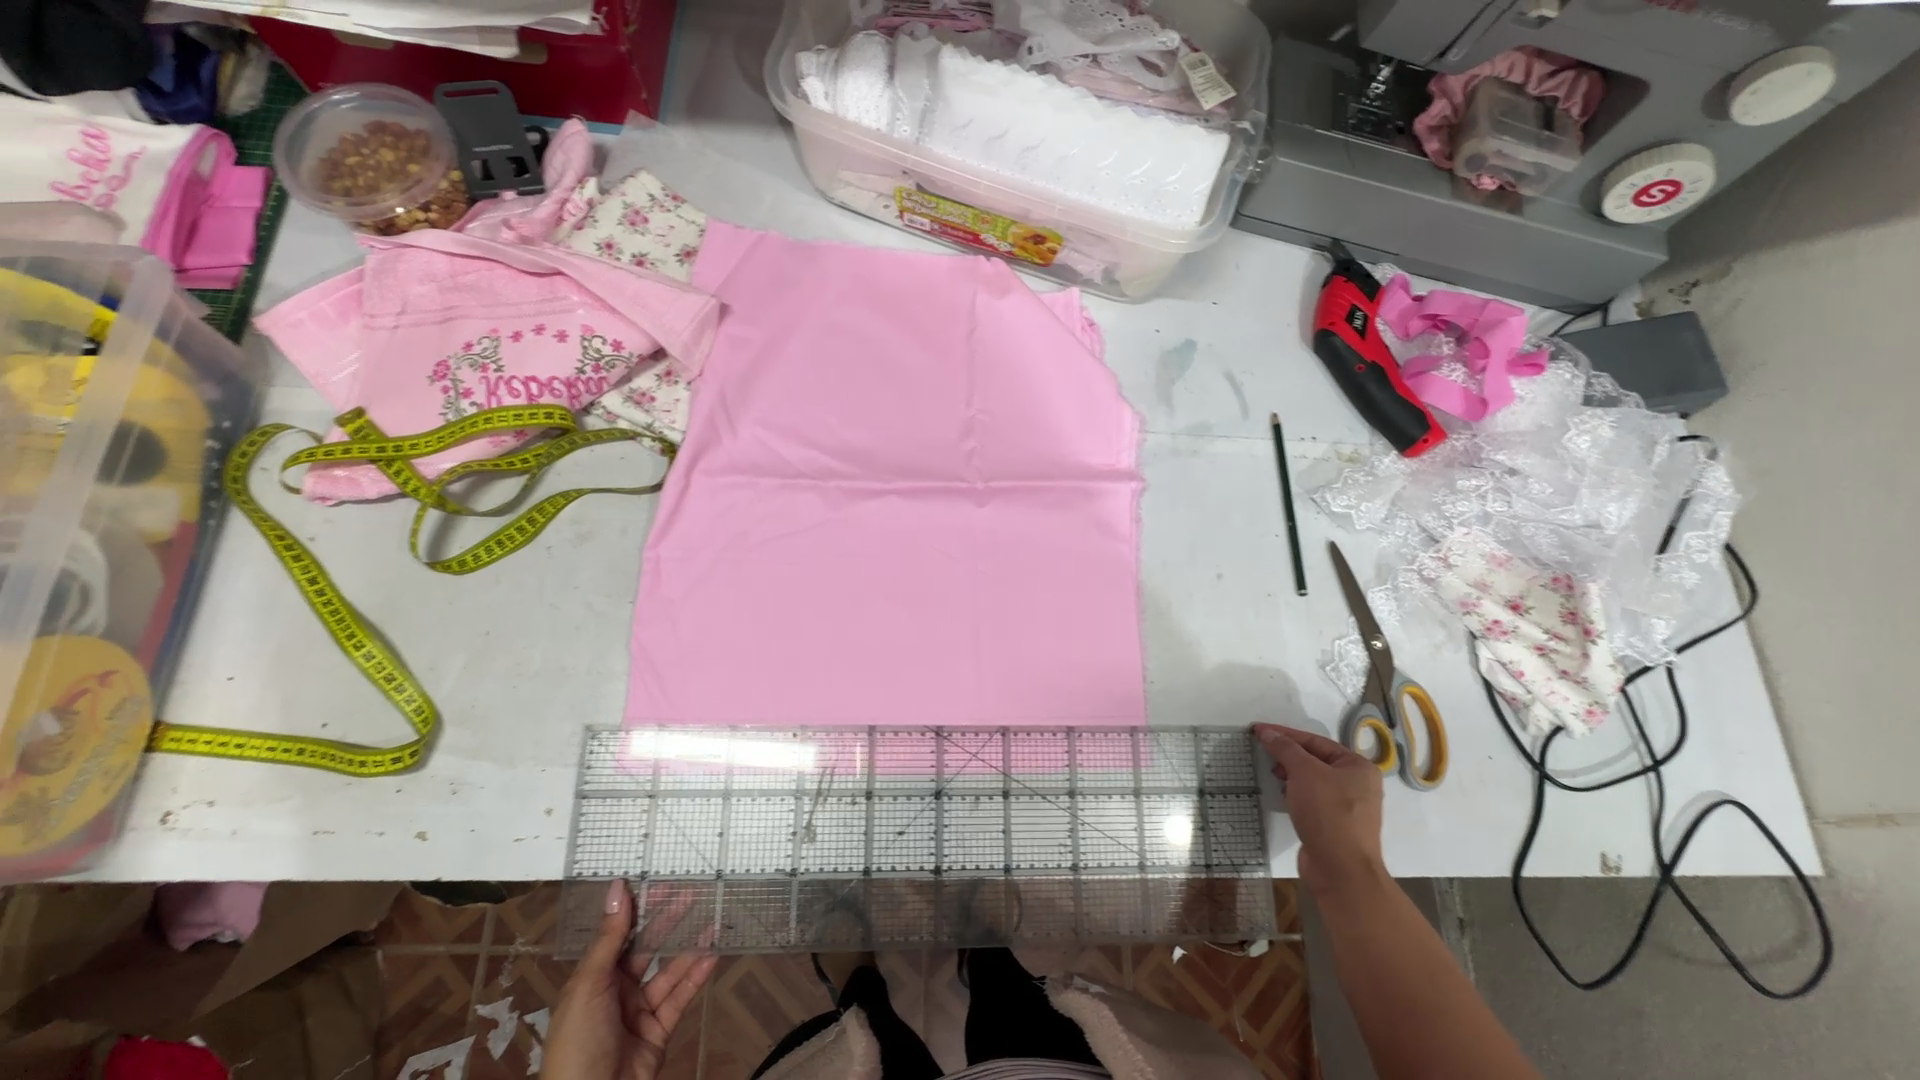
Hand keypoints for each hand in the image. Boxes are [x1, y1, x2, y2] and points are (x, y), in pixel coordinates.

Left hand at [543, 881, 717, 1079]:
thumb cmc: (579, 1041)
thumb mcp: (589, 985)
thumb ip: (609, 937)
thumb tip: (618, 887)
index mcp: (592, 979)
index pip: (618, 935)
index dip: (638, 909)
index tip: (660, 882)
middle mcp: (615, 991)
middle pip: (645, 949)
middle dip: (667, 922)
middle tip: (693, 893)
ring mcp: (638, 1012)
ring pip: (667, 972)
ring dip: (688, 948)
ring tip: (711, 920)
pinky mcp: (658, 1032)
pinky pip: (679, 998)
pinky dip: (696, 976)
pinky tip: (712, 955)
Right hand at [1254, 723, 1387, 900]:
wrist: (1341, 870)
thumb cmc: (1328, 813)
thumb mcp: (1304, 773)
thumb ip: (1285, 749)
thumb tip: (1267, 731)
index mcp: (1358, 766)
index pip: (1316, 741)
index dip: (1286, 735)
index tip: (1259, 731)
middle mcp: (1358, 784)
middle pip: (1316, 760)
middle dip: (1289, 756)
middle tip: (1266, 756)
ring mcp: (1349, 807)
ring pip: (1314, 782)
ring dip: (1292, 776)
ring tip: (1273, 775)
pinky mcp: (1336, 826)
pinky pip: (1313, 801)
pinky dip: (1297, 795)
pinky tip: (1284, 797)